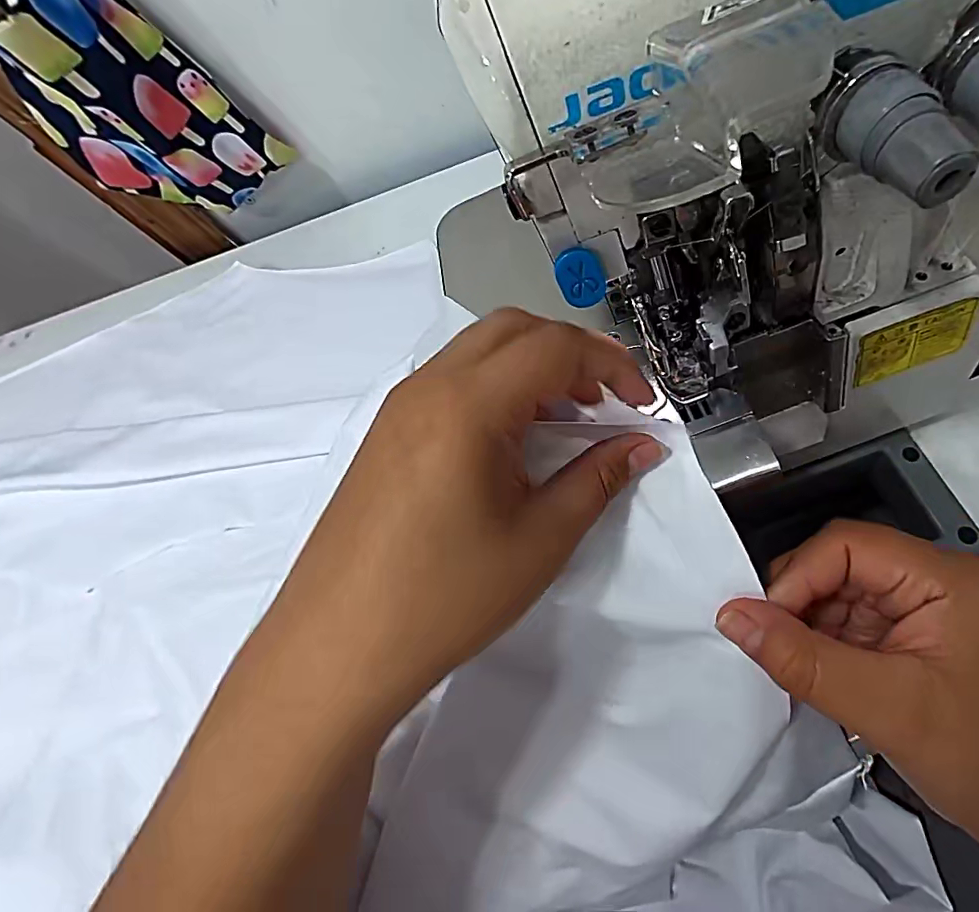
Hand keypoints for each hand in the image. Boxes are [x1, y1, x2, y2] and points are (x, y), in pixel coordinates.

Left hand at [270, 308, 663, 728]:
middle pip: (515, 329)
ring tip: (569, 416)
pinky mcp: (388, 431)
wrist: (337, 649)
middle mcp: (429, 387)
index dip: (610, 365)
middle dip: (572, 351)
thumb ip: (597, 477)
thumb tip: (641, 445)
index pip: (554, 347)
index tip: (642, 402)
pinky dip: (499, 386)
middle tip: (608, 397)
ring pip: (481, 349)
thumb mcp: (541, 537)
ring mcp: (401, 406)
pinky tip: (517, 437)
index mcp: (467, 404)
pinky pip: (454, 380)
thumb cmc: (445, 597)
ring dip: (534, 365)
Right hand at [714, 519, 978, 842]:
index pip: (846, 545)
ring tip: (799, 672)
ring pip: (833, 592)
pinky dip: (819, 646)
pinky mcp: (903, 633)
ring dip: (806, 628)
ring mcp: (915, 606)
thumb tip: (737, 618)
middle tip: (773, 649)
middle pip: (835, 564)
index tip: (764, 623)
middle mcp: (928, 580)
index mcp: (942, 577)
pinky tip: (817, 676)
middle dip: (798, 604)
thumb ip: (805, 660)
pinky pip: (842, 621)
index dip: (798, 578)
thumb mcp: (889, 709)